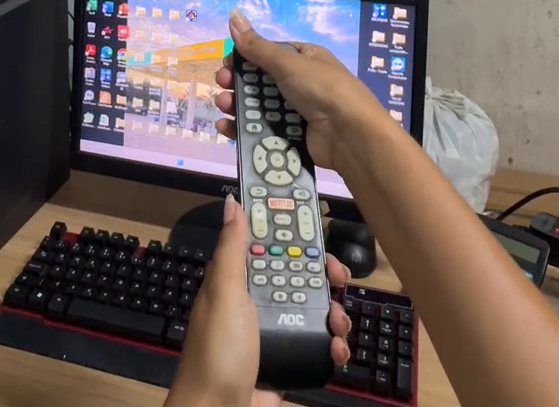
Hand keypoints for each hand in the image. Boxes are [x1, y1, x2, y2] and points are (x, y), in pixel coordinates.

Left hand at [168, 197, 351, 406]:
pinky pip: (317, 343)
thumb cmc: (218, 349)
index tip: (319, 233)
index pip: (272, 246)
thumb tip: (233, 202)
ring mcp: (275, 329)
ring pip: (314, 309)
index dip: (295, 236)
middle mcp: (258, 301)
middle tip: (341, 280)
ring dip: (334, 312)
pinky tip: (337, 349)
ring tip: (339, 323)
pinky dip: (332, 345)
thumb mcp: (224, 292)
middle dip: (323, 275)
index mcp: (239, 279)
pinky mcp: (288, 357)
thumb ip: (233, 248)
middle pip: (299, 276)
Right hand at [212, 9, 385, 173]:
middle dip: (236, 82)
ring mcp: (296, 111)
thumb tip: (233, 14)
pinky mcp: (292, 135)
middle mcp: (301, 82)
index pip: (268, 54)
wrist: (351, 136)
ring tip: (224, 106)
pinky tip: (227, 127)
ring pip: (258, 105)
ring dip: (236, 104)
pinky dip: (243, 128)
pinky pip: (262, 129)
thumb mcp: (288, 63)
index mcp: (304, 58)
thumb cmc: (322, 89)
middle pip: (259, 81)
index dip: (245, 58)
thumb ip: (257, 46)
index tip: (226, 64)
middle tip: (221, 85)